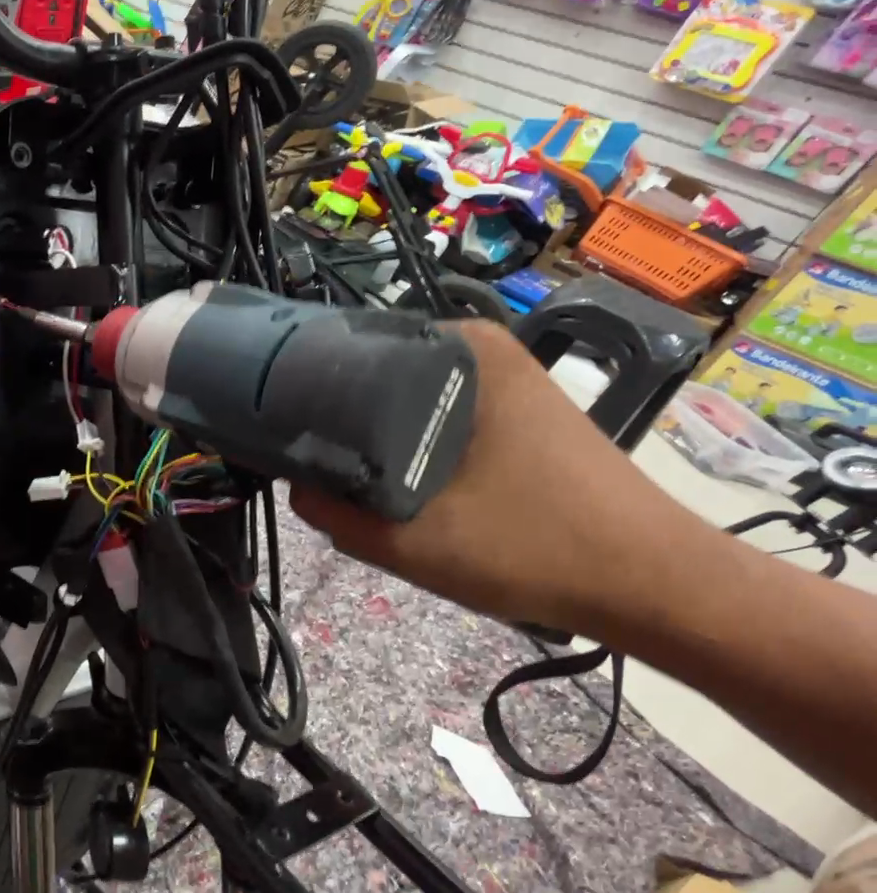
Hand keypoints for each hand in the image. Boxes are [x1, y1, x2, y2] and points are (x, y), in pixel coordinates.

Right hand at [290, 320, 692, 632]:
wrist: (660, 587)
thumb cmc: (536, 549)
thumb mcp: (411, 543)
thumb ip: (331, 513)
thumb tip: (292, 482)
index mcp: (457, 349)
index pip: (342, 351)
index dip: (300, 393)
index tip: (275, 434)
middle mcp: (478, 348)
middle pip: (368, 375)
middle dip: (335, 418)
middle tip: (315, 469)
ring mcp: (502, 377)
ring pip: (400, 398)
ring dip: (372, 435)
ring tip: (352, 480)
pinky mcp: (517, 409)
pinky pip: (434, 412)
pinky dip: (410, 442)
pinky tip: (401, 483)